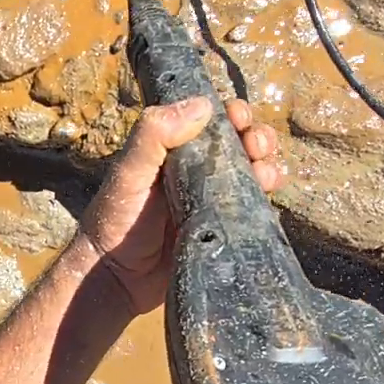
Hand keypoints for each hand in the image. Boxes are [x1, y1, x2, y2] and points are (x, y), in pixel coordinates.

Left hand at [78, 97, 282, 314]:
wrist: (116, 278)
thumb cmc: (115, 220)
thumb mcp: (128, 172)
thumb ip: (153, 136)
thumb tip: (202, 105)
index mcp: (170, 154)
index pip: (208, 123)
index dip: (229, 115)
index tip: (239, 116)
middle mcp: (193, 174)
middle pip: (237, 146)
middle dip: (255, 139)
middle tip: (257, 146)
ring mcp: (210, 202)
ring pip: (250, 174)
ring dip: (266, 165)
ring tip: (264, 173)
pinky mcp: (222, 230)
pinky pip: (252, 209)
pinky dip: (266, 197)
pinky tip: (268, 193)